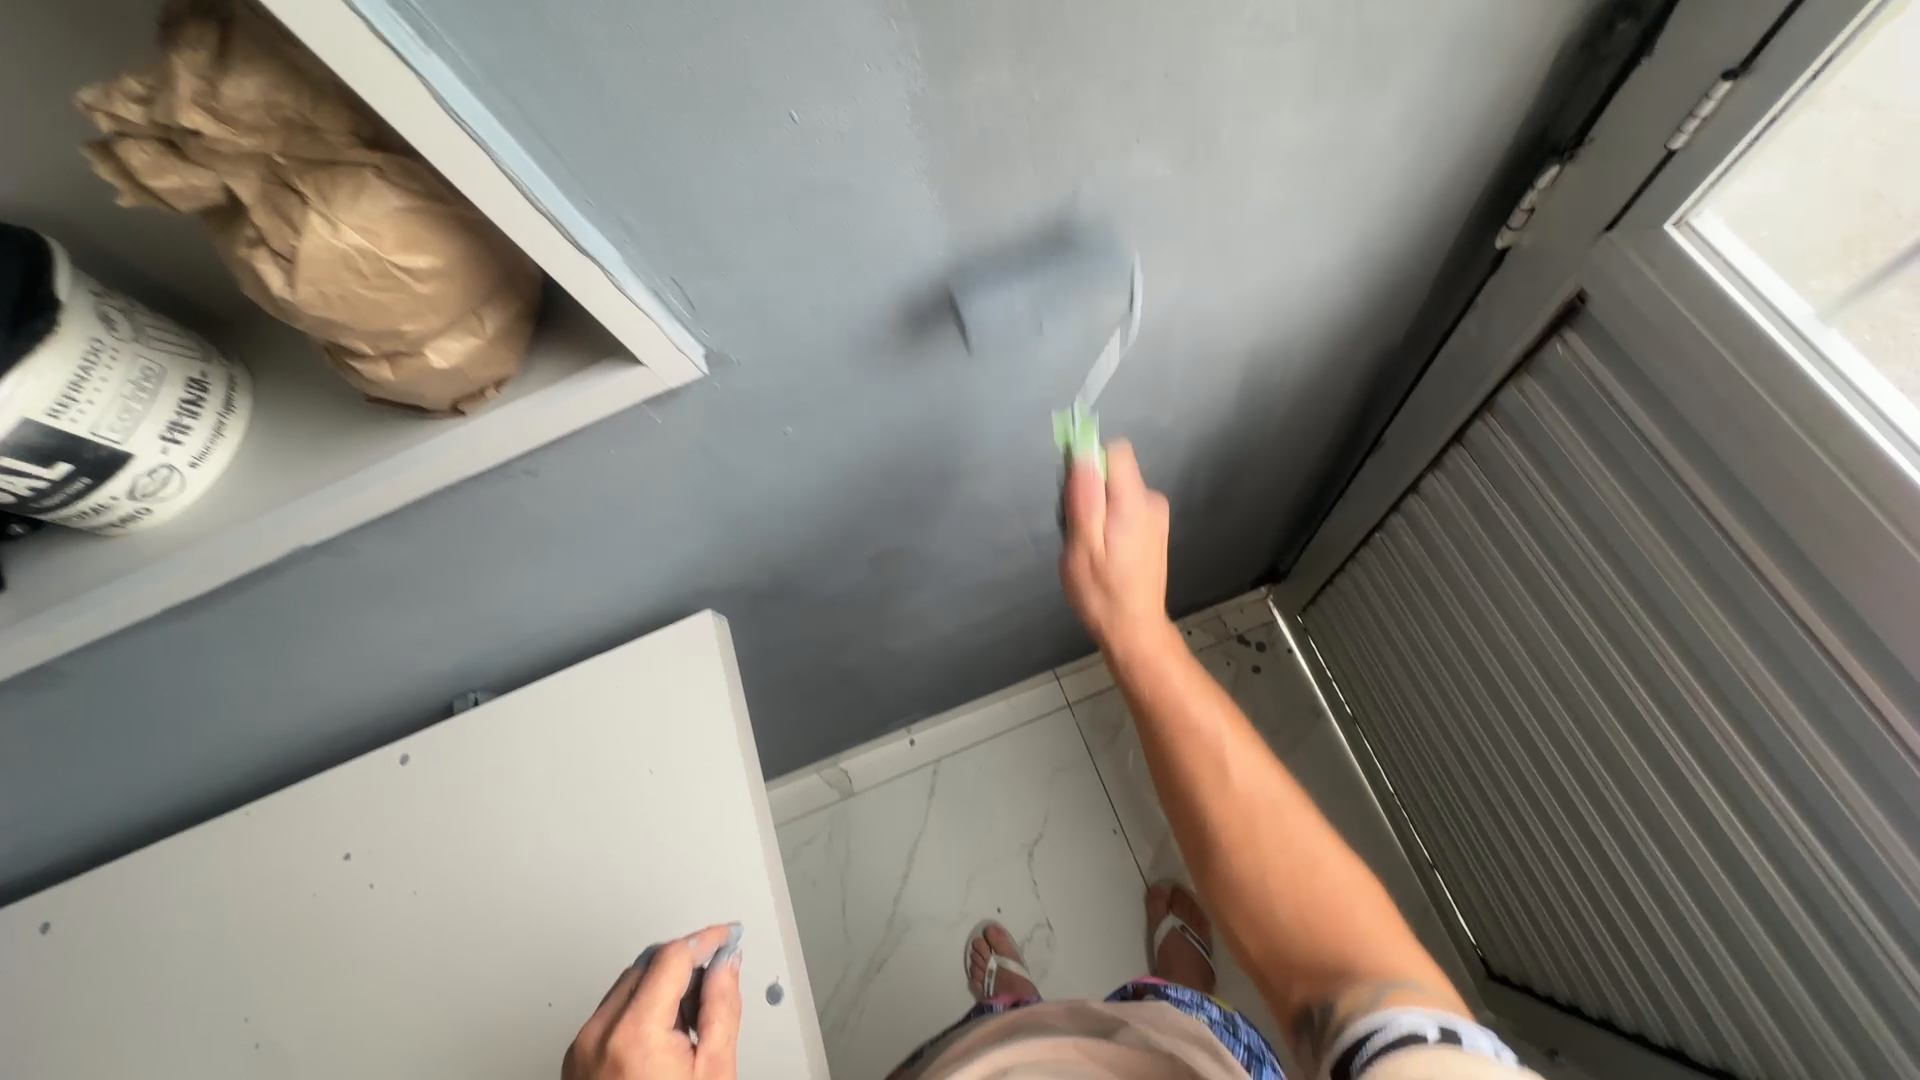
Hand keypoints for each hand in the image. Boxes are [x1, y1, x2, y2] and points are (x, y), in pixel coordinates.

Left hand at [563, 923, 741, 1079]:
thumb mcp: (714, 1073)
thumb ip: (722, 1006)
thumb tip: (726, 962)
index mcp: (634, 1035)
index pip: (673, 955)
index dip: (706, 940)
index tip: (726, 936)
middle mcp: (598, 1036)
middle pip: (648, 963)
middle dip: (686, 962)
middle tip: (717, 979)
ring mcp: (581, 1049)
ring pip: (630, 982)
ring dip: (665, 982)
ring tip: (692, 1018)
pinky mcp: (575, 1059)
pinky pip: (613, 1009)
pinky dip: (643, 1005)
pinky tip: (667, 1031)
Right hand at [1060, 439, 1173, 652]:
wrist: (1134, 630)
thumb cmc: (1101, 593)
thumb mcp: (1082, 546)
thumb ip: (1084, 497)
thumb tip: (1083, 454)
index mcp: (1134, 503)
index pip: (1114, 452)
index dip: (1088, 463)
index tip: (1072, 491)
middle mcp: (1151, 502)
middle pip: (1112, 472)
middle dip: (1088, 492)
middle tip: (1076, 531)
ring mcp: (1155, 517)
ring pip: (1115, 492)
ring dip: (1095, 511)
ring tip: (1088, 547)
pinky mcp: (1154, 529)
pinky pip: (1123, 508)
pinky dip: (1108, 523)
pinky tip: (1102, 553)